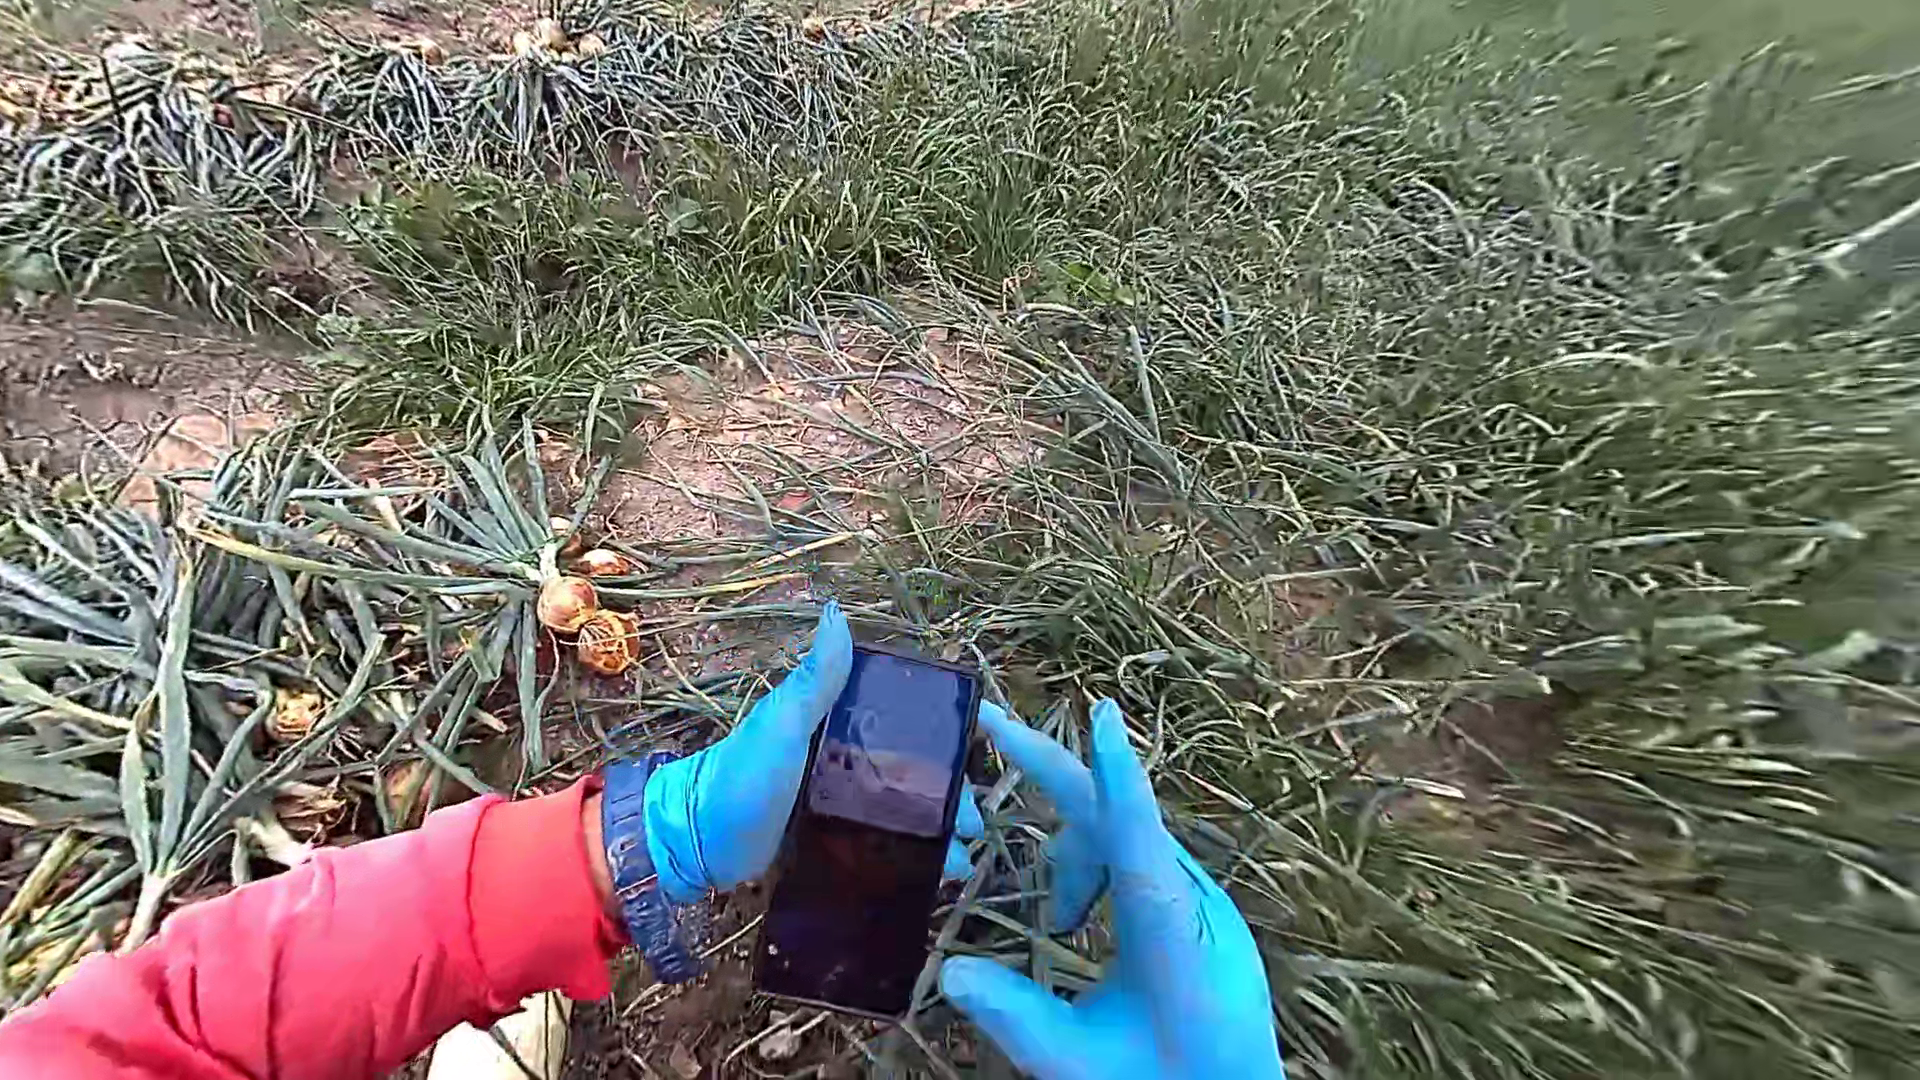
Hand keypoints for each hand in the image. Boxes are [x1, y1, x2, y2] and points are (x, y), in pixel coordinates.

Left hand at [641, 602, 982, 902]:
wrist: (700, 843)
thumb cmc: (745, 772)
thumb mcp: (784, 721)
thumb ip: (815, 674)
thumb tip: (837, 610)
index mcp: (842, 715)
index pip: (907, 712)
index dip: (947, 728)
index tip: (982, 746)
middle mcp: (850, 747)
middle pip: (916, 763)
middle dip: (950, 789)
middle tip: (973, 820)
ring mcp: (845, 791)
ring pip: (905, 803)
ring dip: (936, 826)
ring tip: (960, 856)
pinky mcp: (838, 829)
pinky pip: (884, 835)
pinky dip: (910, 849)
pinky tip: (935, 870)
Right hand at [940, 700, 1283, 1079]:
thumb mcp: (1083, 1068)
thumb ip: (1015, 1019)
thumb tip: (948, 970)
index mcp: (1170, 934)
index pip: (1140, 839)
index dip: (1118, 773)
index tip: (1103, 710)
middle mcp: (1188, 896)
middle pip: (1109, 807)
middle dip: (1046, 763)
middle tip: (991, 723)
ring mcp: (1195, 890)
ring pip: (1114, 827)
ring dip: (1069, 853)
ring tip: (1058, 918)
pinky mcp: (1191, 893)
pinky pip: (1130, 847)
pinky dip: (1090, 863)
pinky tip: (1076, 912)